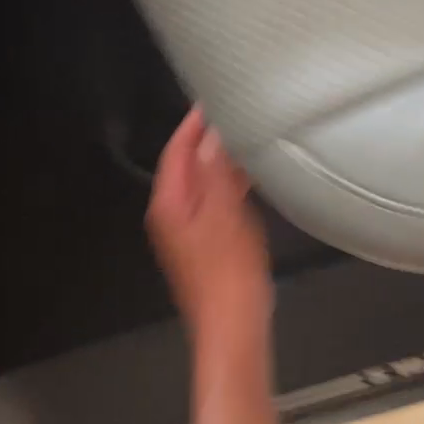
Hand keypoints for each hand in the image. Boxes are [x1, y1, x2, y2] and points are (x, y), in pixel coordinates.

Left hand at [146, 107, 271, 347]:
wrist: (232, 327)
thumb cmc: (228, 272)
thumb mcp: (225, 213)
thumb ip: (218, 170)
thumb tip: (216, 132)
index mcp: (169, 204)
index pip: (176, 149)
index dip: (194, 122)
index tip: (216, 96)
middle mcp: (172, 215)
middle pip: (188, 166)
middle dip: (211, 140)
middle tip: (241, 114)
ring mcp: (188, 232)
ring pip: (204, 185)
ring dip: (223, 163)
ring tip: (252, 140)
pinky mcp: (207, 245)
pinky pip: (216, 204)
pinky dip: (231, 187)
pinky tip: (254, 181)